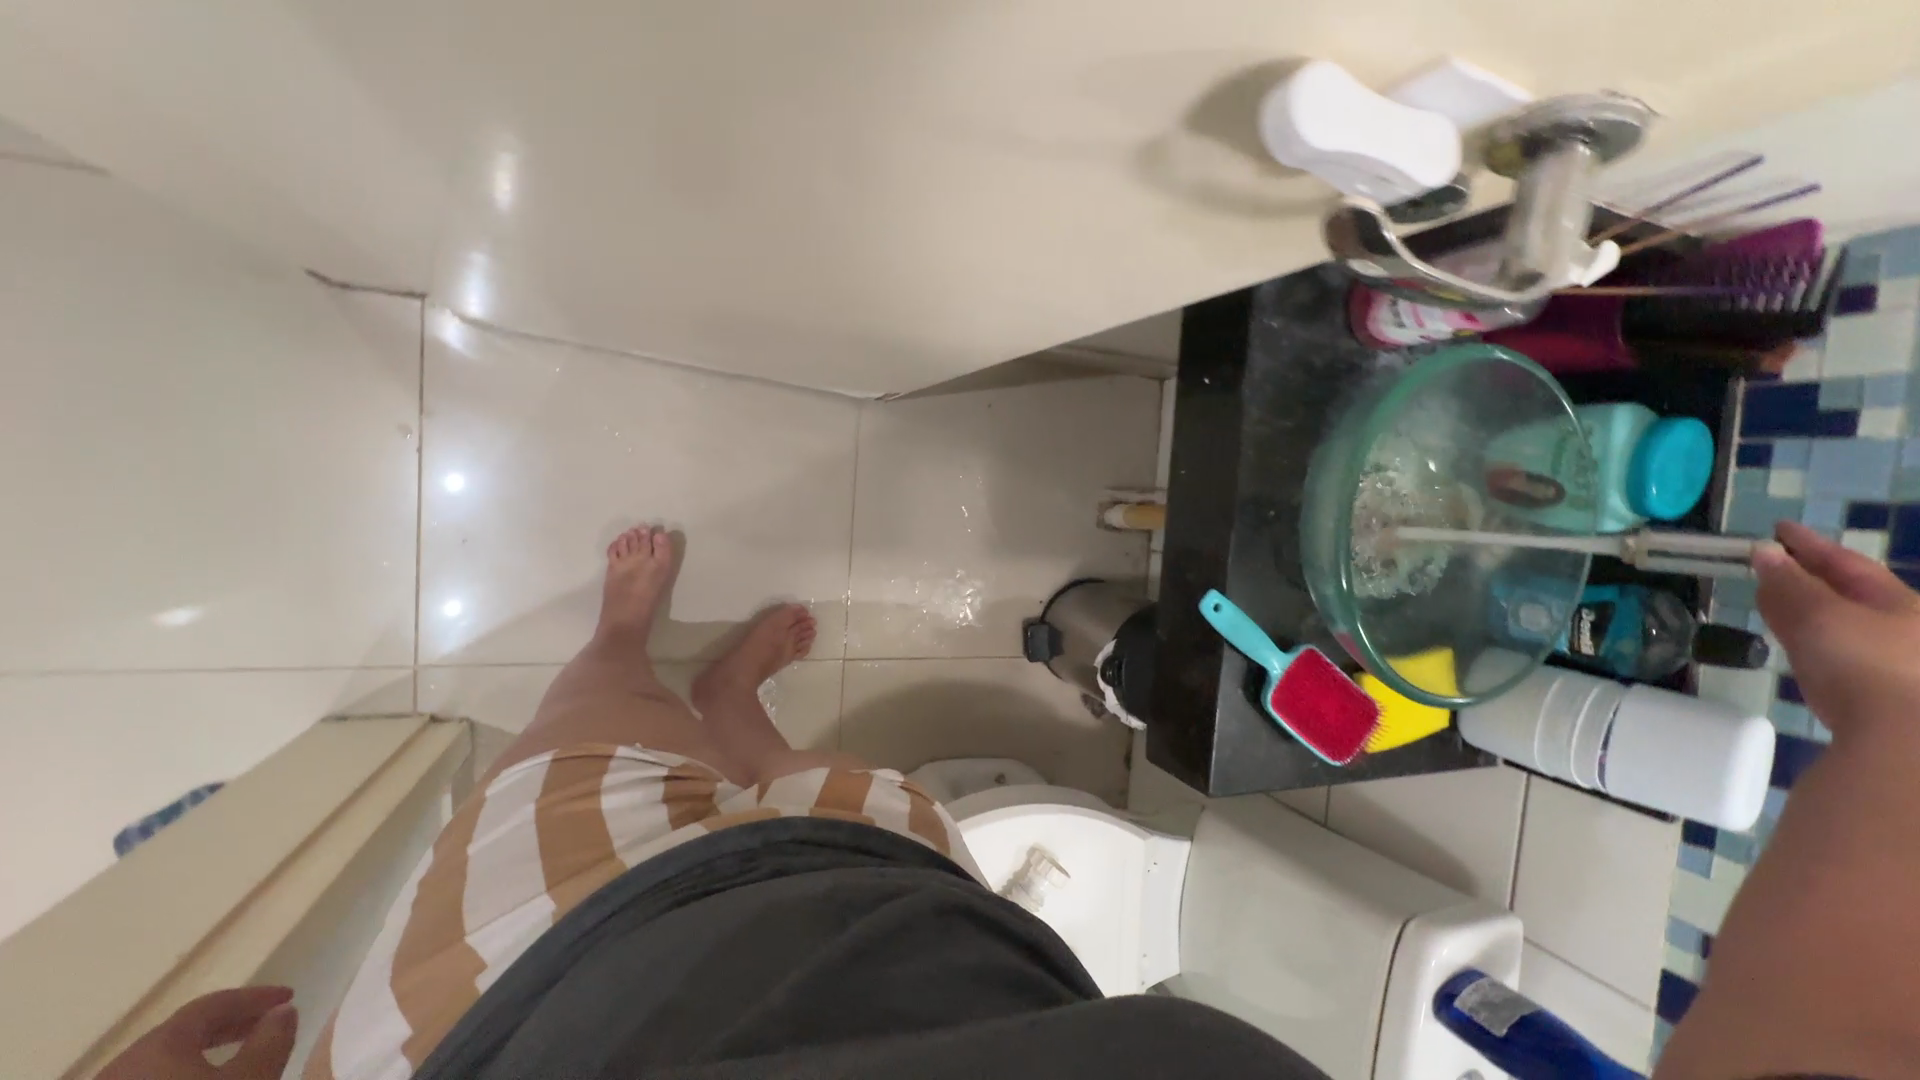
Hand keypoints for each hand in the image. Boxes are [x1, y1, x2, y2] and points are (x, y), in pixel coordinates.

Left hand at [95, 986, 297, 1079]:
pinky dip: (180, 1071)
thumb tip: (283, 1010)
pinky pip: (149, 1076)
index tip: (289, 996)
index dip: (255, 996)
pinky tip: (200, 1077)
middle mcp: (126, 1060)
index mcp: (160, 1043)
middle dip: (229, 1022)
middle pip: (184, 1030)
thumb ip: (270, 1041)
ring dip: (204, 1049)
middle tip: (267, 1021)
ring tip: (236, 1056)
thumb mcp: (248, 1079)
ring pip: (162, 1058)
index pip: (212, 1004)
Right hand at [1755, 520, 1919, 742]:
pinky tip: (1791, 636)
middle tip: (1770, 561)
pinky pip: (1832, 647)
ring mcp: (1887, 660)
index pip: (1848, 564)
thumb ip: (1788, 584)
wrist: (1899, 736)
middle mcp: (1902, 628)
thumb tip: (1764, 553)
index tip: (1778, 528)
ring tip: (1770, 596)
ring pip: (1839, 622)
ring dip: (1803, 606)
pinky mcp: (1868, 689)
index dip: (1810, 545)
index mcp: (1901, 604)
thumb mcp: (1820, 616)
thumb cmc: (1866, 663)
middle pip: (1846, 593)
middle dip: (1807, 576)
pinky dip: (1807, 634)